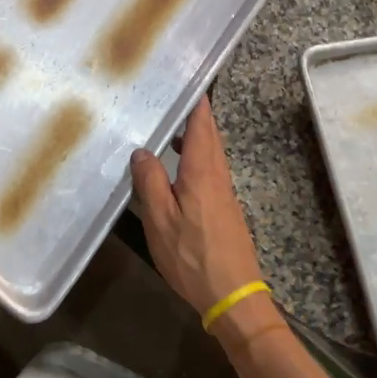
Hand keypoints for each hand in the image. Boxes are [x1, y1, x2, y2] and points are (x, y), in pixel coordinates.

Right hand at [130, 96, 264, 320]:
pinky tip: (179, 171)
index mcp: (203, 172)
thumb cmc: (193, 257)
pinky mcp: (226, 211)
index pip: (202, 125)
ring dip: (195, 137)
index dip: (197, 101)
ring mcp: (225, 195)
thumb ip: (151, 181)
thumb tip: (142, 150)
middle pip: (210, 137)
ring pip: (212, 155)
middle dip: (196, 115)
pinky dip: (197, 158)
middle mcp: (218, 177)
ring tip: (171, 131)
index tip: (186, 79)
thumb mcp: (161, 220)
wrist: (234, 298)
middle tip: (173, 98)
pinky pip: (211, 172)